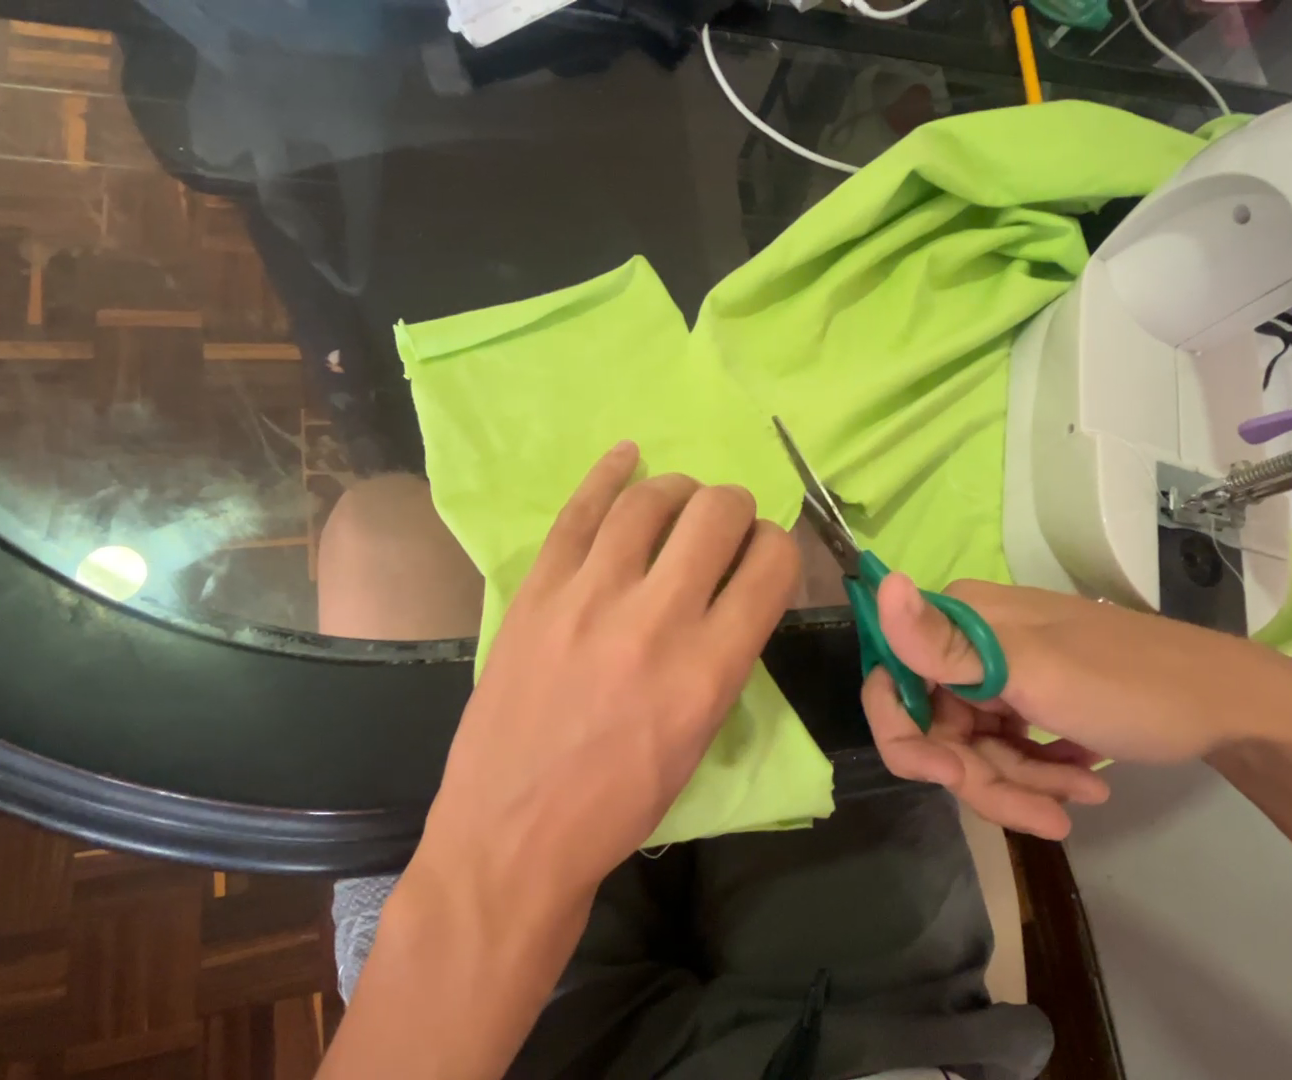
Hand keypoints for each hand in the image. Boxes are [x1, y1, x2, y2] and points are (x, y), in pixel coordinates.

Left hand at [422, 441, 800, 898]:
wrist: (513, 833)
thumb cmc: (619, 805)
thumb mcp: (699, 738)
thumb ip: (723, 657)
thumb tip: (733, 594)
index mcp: (710, 668)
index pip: (771, 564)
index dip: (778, 548)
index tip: (763, 556)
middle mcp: (656, 618)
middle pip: (717, 514)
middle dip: (735, 509)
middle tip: (724, 526)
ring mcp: (588, 596)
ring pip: (649, 500)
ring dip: (678, 489)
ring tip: (681, 499)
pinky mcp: (537, 591)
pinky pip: (578, 512)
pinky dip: (609, 475)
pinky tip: (627, 457)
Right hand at [862, 574, 1291, 837]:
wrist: (1233, 708)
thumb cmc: (1133, 685)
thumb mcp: (1037, 670)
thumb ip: (950, 643)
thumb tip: (883, 583)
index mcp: (961, 620)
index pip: (892, 680)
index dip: (907, 735)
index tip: (950, 776)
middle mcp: (971, 642)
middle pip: (936, 726)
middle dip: (980, 776)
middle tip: (1040, 812)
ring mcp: (1001, 672)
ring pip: (973, 746)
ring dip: (1019, 782)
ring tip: (1079, 800)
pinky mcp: (1030, 699)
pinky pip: (1007, 748)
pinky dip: (1039, 772)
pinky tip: (1085, 783)